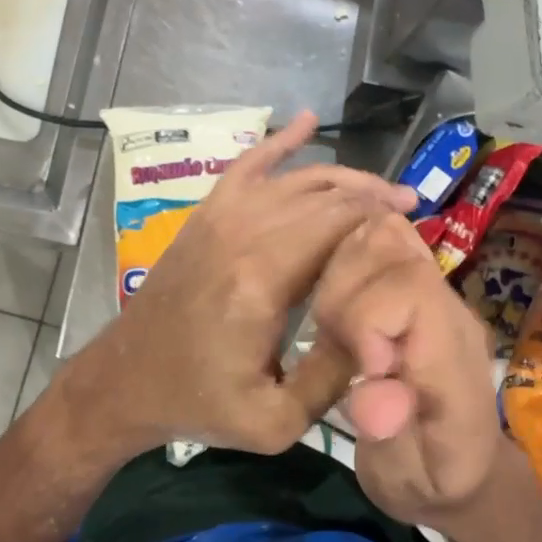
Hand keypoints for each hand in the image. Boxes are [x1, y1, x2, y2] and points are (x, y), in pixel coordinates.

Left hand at [56, 111, 414, 457]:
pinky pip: (248, 166)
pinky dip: (281, 143)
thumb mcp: (275, 420)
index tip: (414, 234)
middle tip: (411, 211)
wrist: (127, 382)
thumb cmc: (201, 402)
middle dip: (373, 197)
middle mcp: (242, 233)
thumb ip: (332, 377)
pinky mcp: (205, 217)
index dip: (382, 220)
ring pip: (295, 178)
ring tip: (384, 191)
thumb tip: (379, 331)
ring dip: (343, 178)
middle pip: (324, 196)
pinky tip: (307, 121)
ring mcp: (219, 217)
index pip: (341, 223)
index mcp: (262, 279)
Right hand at [307, 211, 525, 534]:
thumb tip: (371, 389)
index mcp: (451, 360)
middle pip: (390, 250)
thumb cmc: (432, 484)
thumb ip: (392, 436)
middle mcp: (449, 315)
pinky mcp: (419, 293)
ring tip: (338, 330)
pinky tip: (343, 304)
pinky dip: (351, 260)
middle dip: (343, 290)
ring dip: (342, 272)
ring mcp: (437, 298)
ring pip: (385, 236)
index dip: (365, 314)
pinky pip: (384, 245)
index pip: (410, 291)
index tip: (358, 365)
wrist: (466, 476)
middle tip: (337, 346)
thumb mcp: (407, 482)